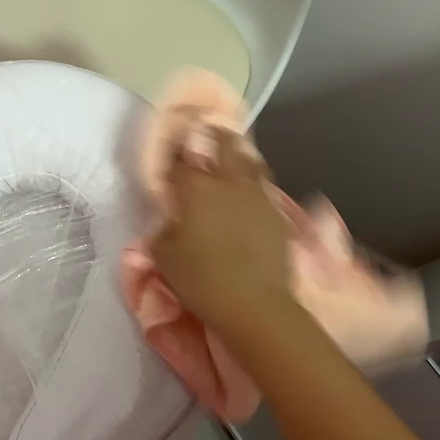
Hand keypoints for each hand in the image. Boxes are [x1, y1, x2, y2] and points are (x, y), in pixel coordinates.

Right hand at [147, 129, 300, 339]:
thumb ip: (161, 229)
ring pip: (249, 161)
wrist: (255, 305)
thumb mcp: (163, 255)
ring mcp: (257, 195)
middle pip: (222, 143)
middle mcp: (226, 182)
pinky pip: (264, 189)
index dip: (172, 150)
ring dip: (238, 155)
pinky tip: (249, 197)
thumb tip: (167, 220)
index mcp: (193, 187)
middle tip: (205, 135)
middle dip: (212, 135)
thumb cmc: (200, 279)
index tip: (169, 149)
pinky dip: (254, 186)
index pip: (177, 157)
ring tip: (231, 159)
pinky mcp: (278, 215)